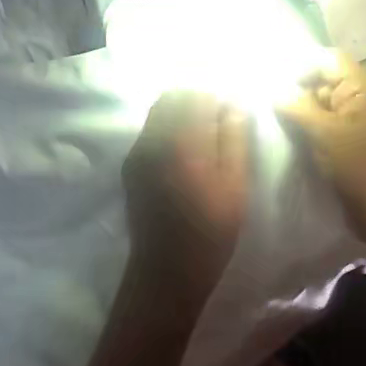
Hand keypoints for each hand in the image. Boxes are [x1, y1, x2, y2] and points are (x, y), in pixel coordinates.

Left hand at [122, 91, 251, 306]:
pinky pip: (150, 132)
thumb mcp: (234, 184)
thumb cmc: (210, 230)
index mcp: (179, 140)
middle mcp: (151, 138)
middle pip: (172, 97)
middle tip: (222, 120)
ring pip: (158, 112)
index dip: (219, 96)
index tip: (235, 109)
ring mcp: (137, 152)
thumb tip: (235, 105)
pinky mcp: (130, 167)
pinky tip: (188, 153)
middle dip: (198, 99)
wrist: (166, 271)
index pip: (196, 94)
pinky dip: (169, 129)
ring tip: (207, 136)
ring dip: (182, 113)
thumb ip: (233, 138)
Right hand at [277, 53, 365, 251]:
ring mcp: (360, 121)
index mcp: (364, 88)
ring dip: (302, 114)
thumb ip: (297, 107)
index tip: (275, 87)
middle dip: (299, 92)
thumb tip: (274, 89)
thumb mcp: (323, 134)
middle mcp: (364, 99)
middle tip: (272, 110)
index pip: (329, 59)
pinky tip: (294, 141)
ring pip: (323, 105)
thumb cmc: (360, 168)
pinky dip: (311, 130)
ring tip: (280, 127)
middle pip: (325, 81)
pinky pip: (328, 125)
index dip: (302, 67)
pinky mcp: (354, 142)